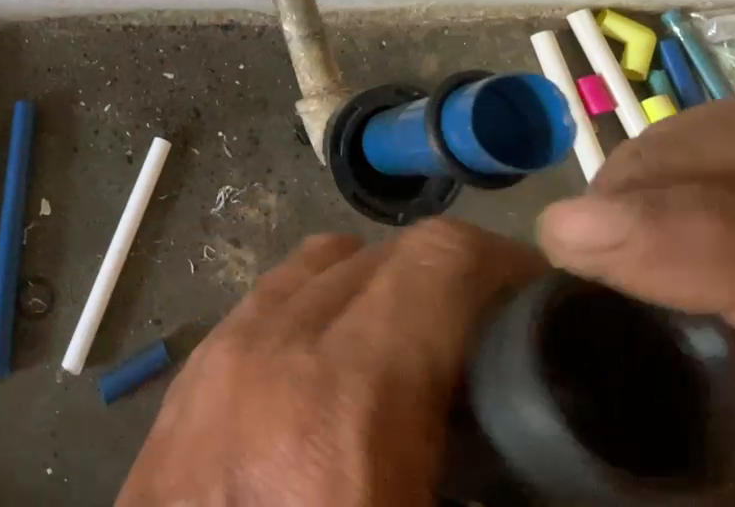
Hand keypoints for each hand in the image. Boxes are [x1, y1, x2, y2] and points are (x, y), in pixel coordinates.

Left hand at [117, 220, 541, 506]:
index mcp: (350, 397)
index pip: (437, 260)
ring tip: (418, 348)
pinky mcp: (190, 371)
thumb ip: (490, 479)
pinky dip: (320, 304)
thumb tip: (544, 460)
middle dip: (450, 282)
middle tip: (494, 343)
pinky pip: (271, 296)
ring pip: (321, 263)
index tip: (541, 302)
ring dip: (381, 287)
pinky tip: (339, 364)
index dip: (504, 265)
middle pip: (383, 255)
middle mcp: (278, 347)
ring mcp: (222, 349)